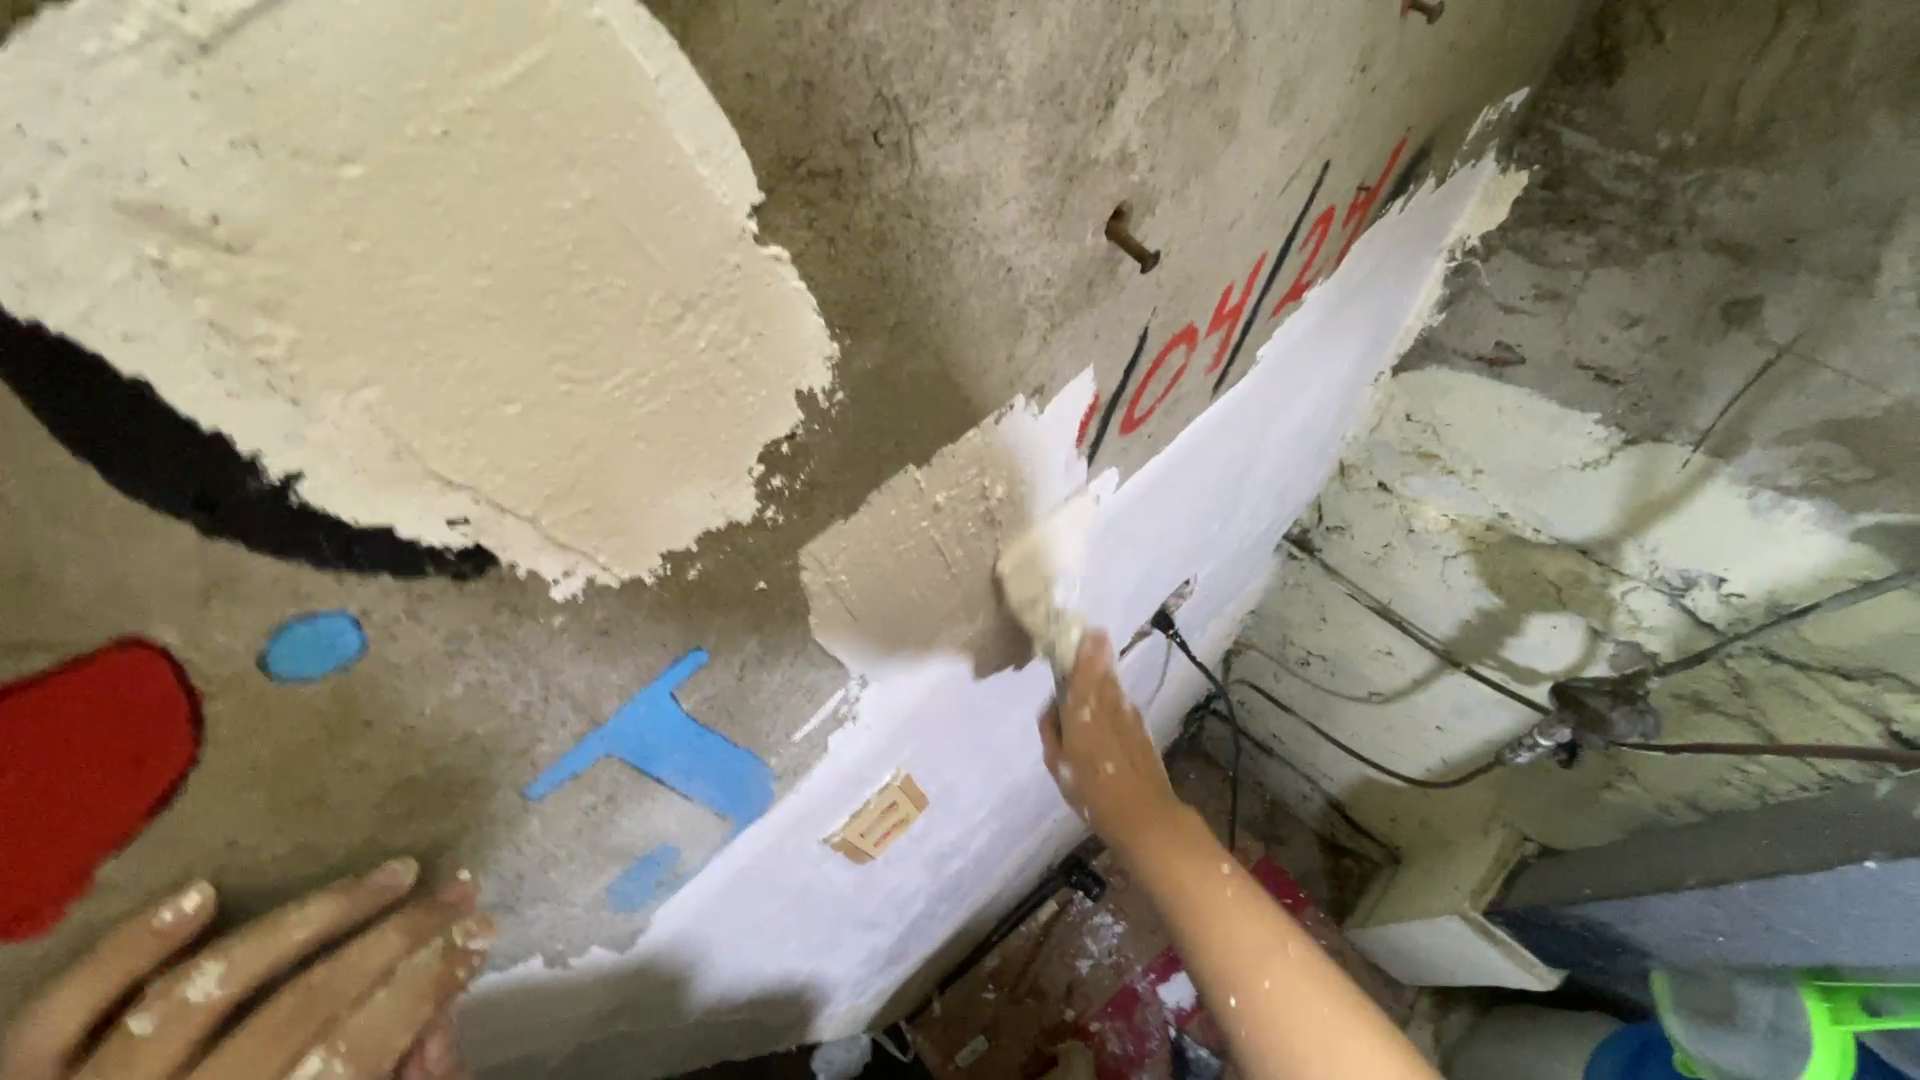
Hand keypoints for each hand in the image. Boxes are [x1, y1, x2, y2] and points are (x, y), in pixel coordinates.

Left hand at [1, 859, 491, 1079]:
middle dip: (397, 939)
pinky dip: (131, 946)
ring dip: (311, 916)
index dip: (425, 986)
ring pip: (205, 988)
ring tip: (390, 873)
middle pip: (297, 1008)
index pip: (351, 1054)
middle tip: (458, 890)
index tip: (481, 929)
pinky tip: (206, 893)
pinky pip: (64, 1009)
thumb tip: (440, 1021)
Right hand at [1038, 630, 1185, 852]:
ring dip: (1101, 681)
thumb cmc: (1091, 790)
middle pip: (1102, 667)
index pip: (1087, 661)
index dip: (1085, 643)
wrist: (1144, 816)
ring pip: (1113, 686)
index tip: (1081, 631)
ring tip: (1086, 696)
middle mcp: (1110, 701)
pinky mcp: (1142, 728)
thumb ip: (1051, 728)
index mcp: (1084, 705)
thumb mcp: (1056, 762)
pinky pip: (1121, 705)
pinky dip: (1111, 704)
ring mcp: (1130, 713)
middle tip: (1079, 655)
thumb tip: (1054, 707)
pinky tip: (1102, 725)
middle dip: (1092, 657)